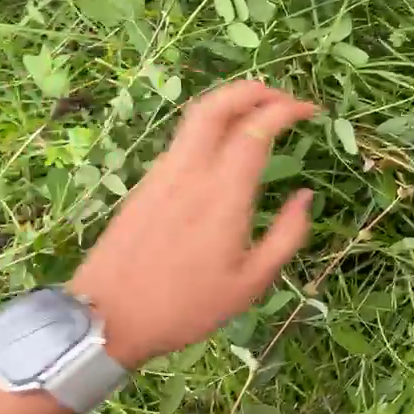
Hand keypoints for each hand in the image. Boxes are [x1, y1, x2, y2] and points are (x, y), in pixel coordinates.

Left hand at [69, 80, 316, 367]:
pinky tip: (229, 145)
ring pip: (196, 118)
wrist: (101, 323)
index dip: (287, 110)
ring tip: (262, 113)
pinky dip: (215, 126)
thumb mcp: (251, 282)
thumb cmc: (185, 307)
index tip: (312, 110)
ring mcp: (162, 176)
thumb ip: (287, 235)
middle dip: (254, 90)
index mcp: (222, 196)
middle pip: (217, 107)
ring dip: (233, 104)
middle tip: (285, 98)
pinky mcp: (146, 185)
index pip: (255, 130)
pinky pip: (185, 140)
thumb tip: (305, 196)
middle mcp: (189, 174)